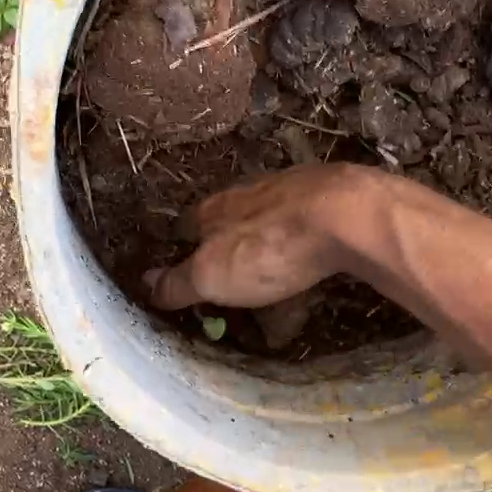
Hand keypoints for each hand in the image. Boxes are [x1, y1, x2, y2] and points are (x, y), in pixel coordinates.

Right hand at [146, 164, 386, 310]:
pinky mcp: (327, 201)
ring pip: (268, 232)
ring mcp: (289, 193)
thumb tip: (145, 284)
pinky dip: (301, 259)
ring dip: (267, 262)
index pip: (184, 228)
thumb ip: (178, 282)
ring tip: (277, 299)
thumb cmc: (267, 248)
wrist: (345, 215)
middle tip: (234, 296)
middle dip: (229, 260)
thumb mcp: (211, 276)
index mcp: (211, 209)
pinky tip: (311, 278)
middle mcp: (246, 194)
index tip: (185, 280)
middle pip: (227, 229)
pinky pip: (304, 236)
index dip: (182, 254)